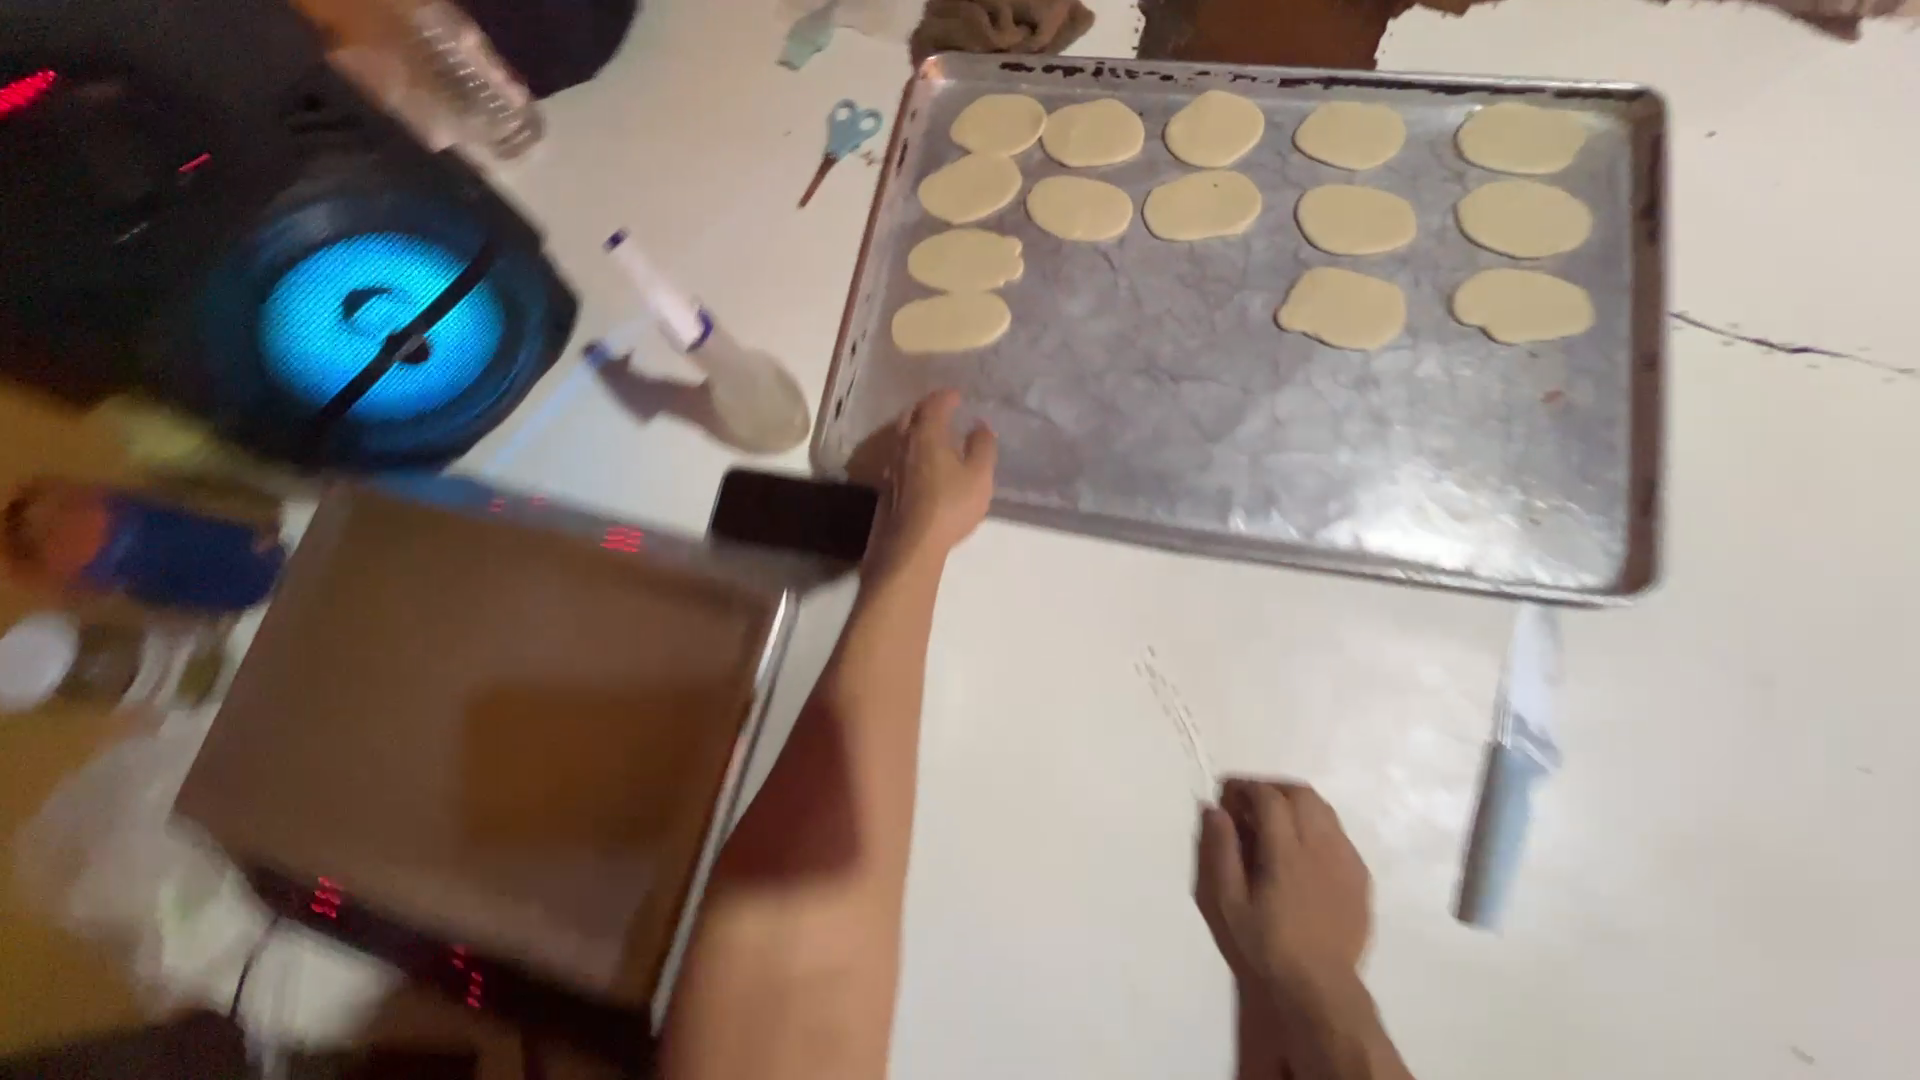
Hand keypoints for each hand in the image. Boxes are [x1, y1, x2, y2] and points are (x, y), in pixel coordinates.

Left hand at [868, 389, 996, 571]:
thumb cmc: (949, 506)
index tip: (957, 395)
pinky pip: (899, 458)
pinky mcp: (886, 488)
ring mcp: (891, 467)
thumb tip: (981, 426)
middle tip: (941, 409)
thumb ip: (982, 447)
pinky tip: (921, 465)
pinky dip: (912, 452)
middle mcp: (903, 445)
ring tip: (933, 435)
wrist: (909, 545)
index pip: (934, 405)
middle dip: (926, 408)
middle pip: (910, 416)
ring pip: (901, 438)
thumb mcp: (979, 476)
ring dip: (916, 430)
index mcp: (926, 434)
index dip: (946, 397)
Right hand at [1196, 779, 1372, 995]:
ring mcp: (1346, 861)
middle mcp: (1322, 848)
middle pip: (1301, 793)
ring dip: (1295, 803)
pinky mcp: (1360, 877)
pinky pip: (1339, 833)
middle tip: (1247, 804)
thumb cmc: (1265, 946)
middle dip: (1271, 788)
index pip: (1269, 797)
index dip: (1244, 786)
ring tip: (1273, 822)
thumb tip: (1214, 808)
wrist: (1319, 988)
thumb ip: (1220, 851)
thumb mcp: (1227, 902)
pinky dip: (1315, 825)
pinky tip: (1301, 849)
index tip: (1226, 795)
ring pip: (1324, 809)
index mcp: (1287, 852)